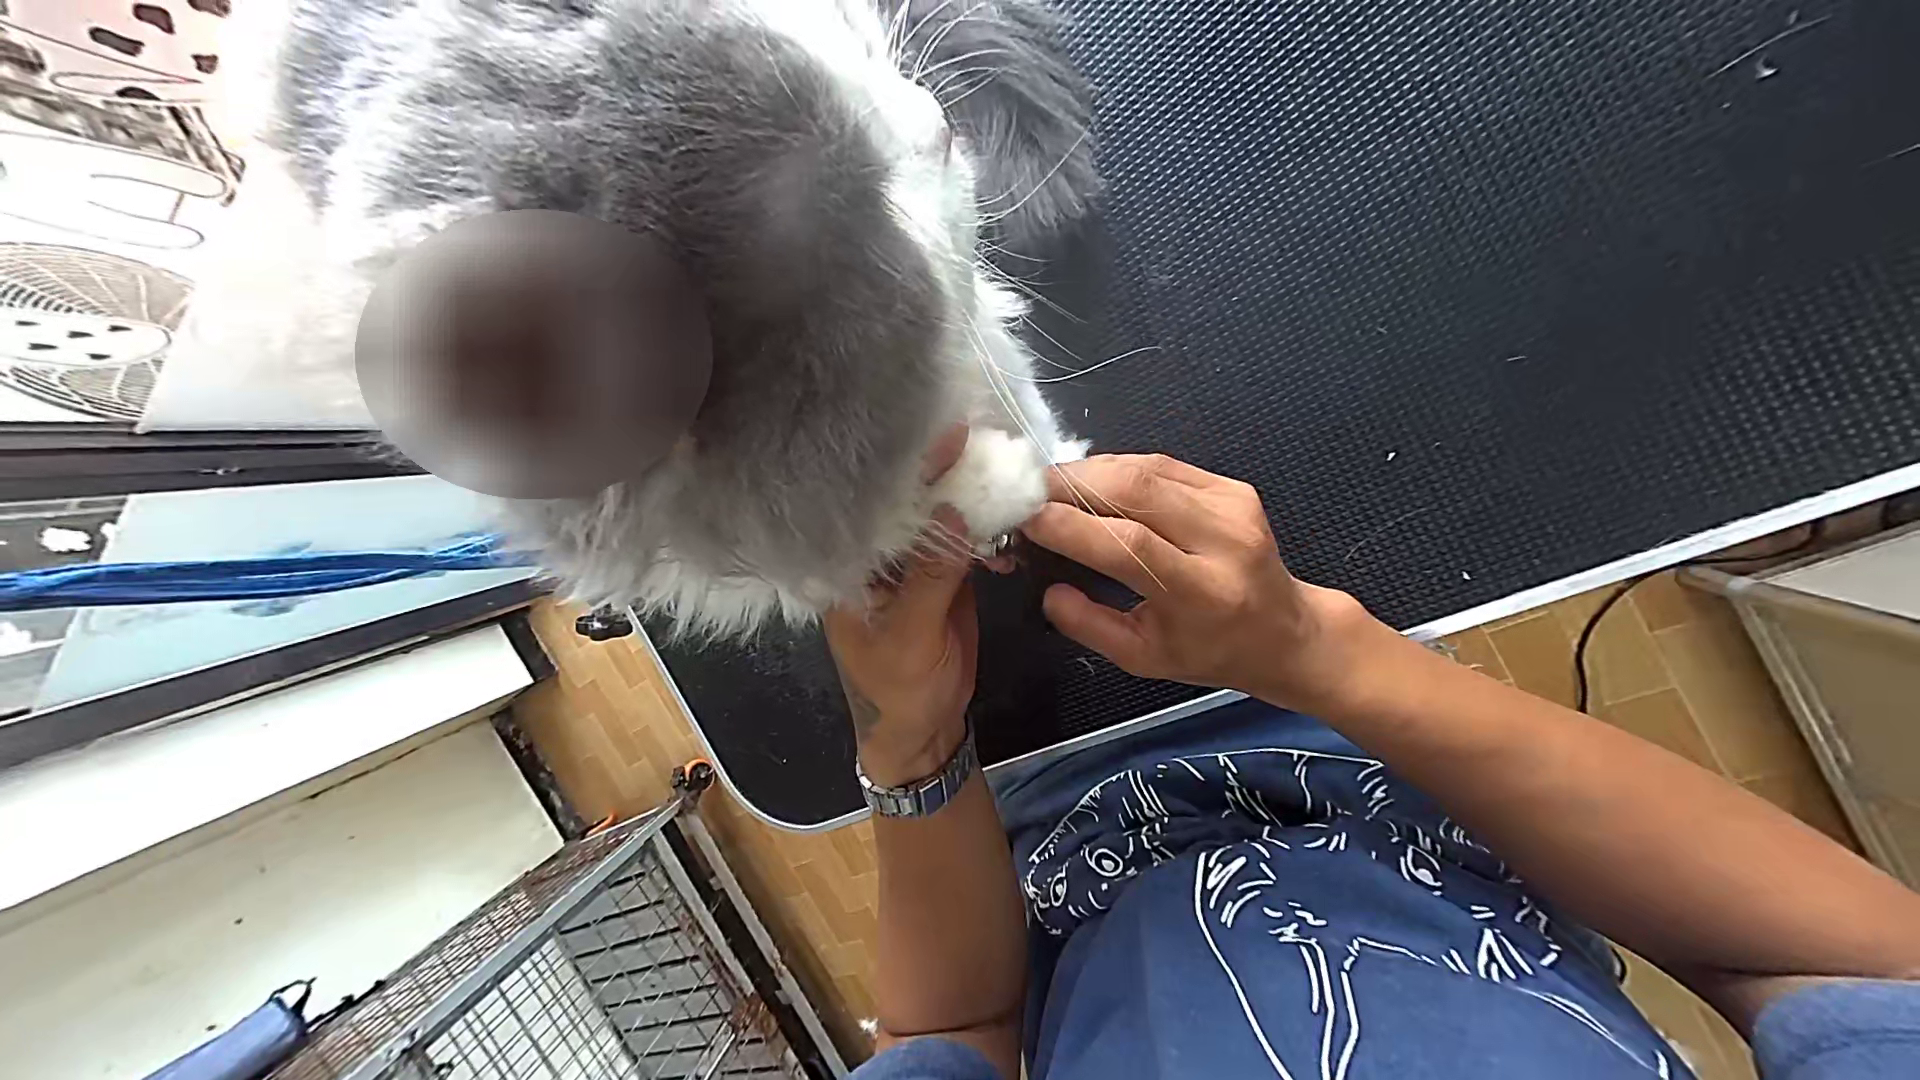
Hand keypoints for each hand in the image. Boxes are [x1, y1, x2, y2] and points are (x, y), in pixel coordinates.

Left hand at [823, 428, 979, 786]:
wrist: (925, 726)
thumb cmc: (900, 687)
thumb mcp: (911, 635)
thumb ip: (929, 575)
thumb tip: (952, 512)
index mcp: (851, 570)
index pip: (877, 510)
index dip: (909, 472)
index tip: (945, 436)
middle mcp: (878, 560)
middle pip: (909, 506)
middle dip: (942, 475)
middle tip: (979, 440)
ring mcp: (912, 567)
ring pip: (939, 522)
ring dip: (969, 501)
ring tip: (1000, 475)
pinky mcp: (942, 577)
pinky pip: (963, 545)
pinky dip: (985, 534)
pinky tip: (1006, 526)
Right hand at [1021, 454, 1384, 712]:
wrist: (1284, 629)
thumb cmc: (1209, 651)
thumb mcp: (1142, 658)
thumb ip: (1088, 625)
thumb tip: (1048, 589)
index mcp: (1201, 594)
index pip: (1128, 545)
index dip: (1070, 526)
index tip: (1025, 519)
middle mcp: (1223, 541)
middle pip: (1135, 491)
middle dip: (1071, 484)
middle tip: (1029, 492)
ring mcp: (1232, 506)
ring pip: (1145, 468)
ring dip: (1089, 471)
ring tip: (1052, 485)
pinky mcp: (1232, 487)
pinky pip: (1162, 464)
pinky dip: (1117, 467)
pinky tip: (1092, 480)